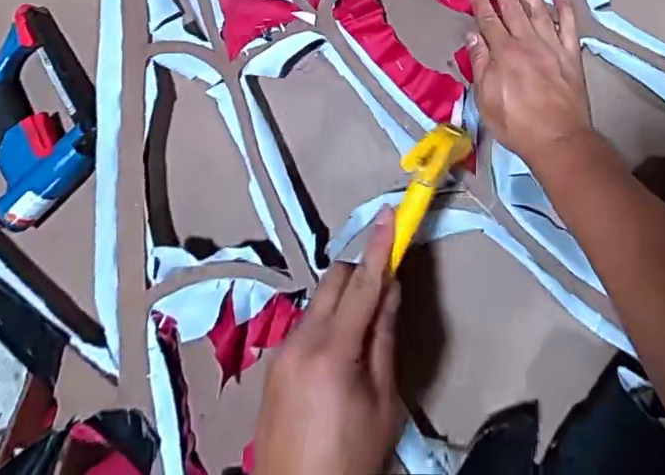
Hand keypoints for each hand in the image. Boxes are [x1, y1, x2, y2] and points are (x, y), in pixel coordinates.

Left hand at [253, 208, 402, 474]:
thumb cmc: (351, 458)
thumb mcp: (382, 403)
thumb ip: (384, 338)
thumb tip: (391, 288)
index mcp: (331, 351)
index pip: (362, 285)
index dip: (380, 247)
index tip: (389, 214)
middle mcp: (300, 340)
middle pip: (334, 280)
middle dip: (361, 276)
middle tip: (384, 294)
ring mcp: (281, 350)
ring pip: (320, 301)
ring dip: (344, 303)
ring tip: (361, 344)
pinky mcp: (272, 363)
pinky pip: (307, 325)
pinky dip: (327, 325)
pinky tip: (337, 362)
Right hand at [466, 0, 594, 164]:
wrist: (558, 140)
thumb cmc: (517, 125)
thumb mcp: (486, 99)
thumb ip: (480, 65)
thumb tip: (473, 37)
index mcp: (504, 54)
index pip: (488, 18)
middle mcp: (528, 44)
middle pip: (512, 7)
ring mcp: (552, 48)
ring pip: (539, 10)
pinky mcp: (570, 56)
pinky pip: (569, 26)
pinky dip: (565, 9)